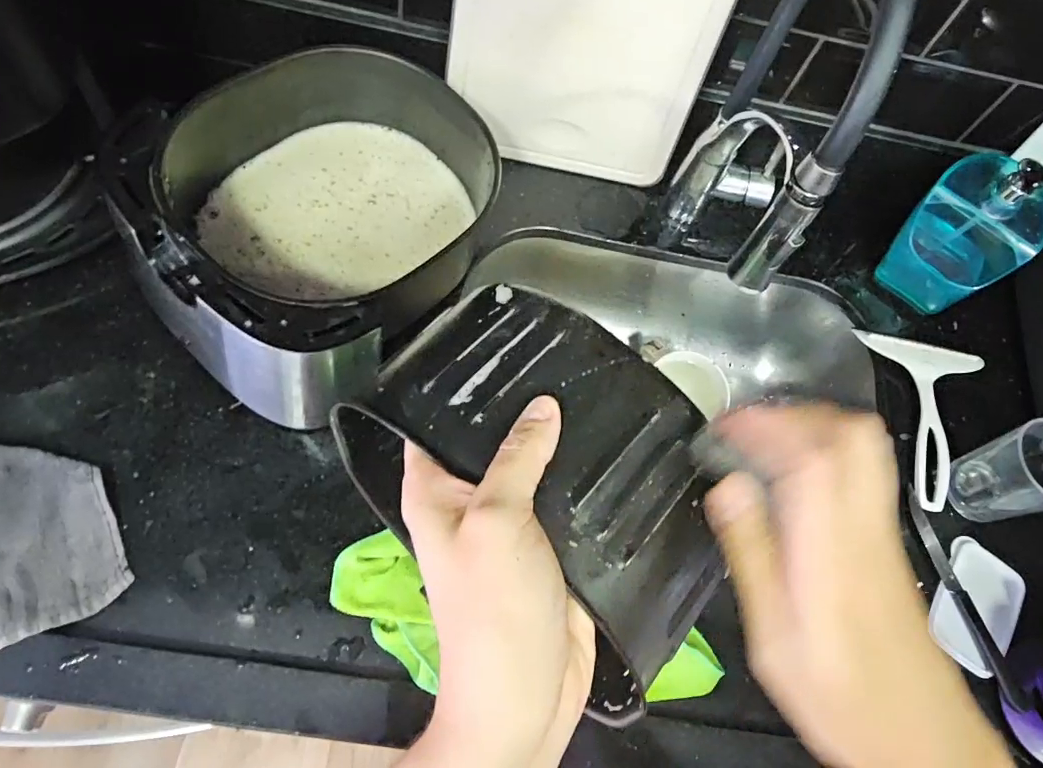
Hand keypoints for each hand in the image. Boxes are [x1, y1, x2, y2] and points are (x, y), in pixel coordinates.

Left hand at [398, 395, 595, 767]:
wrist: (527, 696)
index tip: (496, 347)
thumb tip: (542, 406)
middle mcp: (470, 500)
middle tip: (559, 359)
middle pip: (494, 439)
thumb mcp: (495, 520)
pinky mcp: (551, 544)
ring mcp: (513, 522)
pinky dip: (582, 476)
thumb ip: (517, 458)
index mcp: (434, 491)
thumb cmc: (491, 610)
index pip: (435, 420)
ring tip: (589, 388)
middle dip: (524, 407)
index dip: (460, 386)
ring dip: (558, 441)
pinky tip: (608, 442)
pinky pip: (565, 497)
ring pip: (536, 465)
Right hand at [704, 404, 1011, 767]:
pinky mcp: (890, 543)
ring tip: (773, 436)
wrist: (924, 737)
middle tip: (753, 423)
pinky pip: (866, 469)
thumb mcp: (775, 636)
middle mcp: (866, 524)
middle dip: (796, 413)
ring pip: (866, 446)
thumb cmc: (844, 696)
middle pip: (851, 433)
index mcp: (832, 543)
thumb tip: (726, 488)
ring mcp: (885, 530)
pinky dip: (830, 449)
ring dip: (816, 425)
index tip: (729, 423)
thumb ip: (751, 554)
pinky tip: (800, 473)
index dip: (767, 423)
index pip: (810, 452)